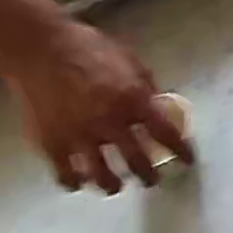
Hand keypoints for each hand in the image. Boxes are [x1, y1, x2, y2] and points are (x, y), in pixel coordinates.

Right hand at [0, 19, 191, 192]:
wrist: (44, 50)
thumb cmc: (90, 48)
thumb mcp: (129, 59)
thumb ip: (144, 85)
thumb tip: (156, 104)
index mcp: (133, 98)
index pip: (164, 131)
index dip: (179, 148)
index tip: (188, 159)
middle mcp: (110, 122)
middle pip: (137, 160)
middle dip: (149, 175)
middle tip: (153, 180)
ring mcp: (80, 137)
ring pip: (102, 176)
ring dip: (113, 184)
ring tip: (117, 185)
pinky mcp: (52, 145)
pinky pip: (67, 175)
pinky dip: (77, 181)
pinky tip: (81, 179)